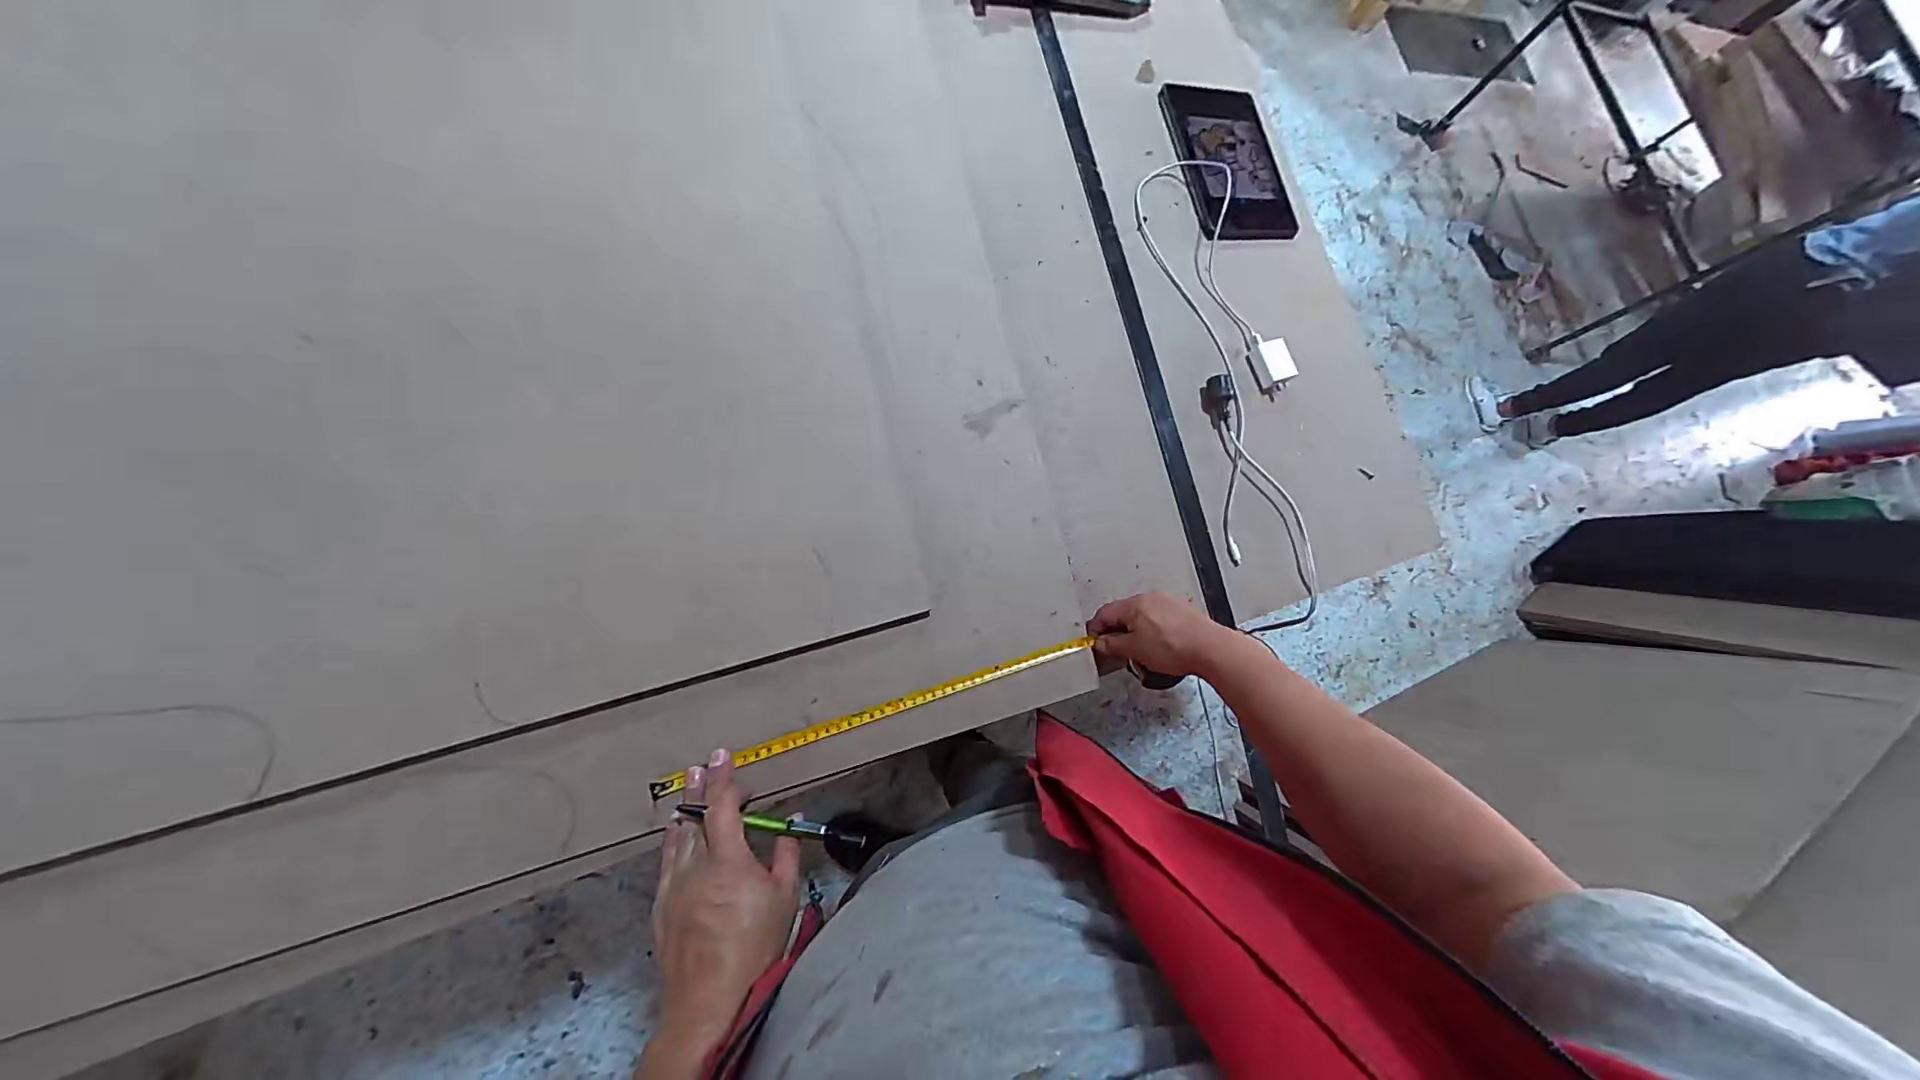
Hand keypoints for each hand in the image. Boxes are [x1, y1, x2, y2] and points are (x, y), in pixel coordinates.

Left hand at [639, 750, 799, 1078]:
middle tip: (703, 764)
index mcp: (728, 860)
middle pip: (696, 815)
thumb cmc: (753, 949)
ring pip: (678, 836)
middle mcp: (696, 866)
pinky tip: (675, 833)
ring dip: (686, 809)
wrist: (709, 999)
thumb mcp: (784, 899)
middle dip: (701, 786)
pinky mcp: (662, 905)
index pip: (723, 806)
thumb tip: (790, 824)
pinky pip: (666, 860)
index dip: (725, 779)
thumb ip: (786, 854)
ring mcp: (674, 885)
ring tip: (688, 789)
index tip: (725, 759)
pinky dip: (673, 839)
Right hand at [1087, 591, 1241, 677]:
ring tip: (1139, 652)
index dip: (1095, 629)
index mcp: (1134, 604)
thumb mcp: (1134, 650)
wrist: (1211, 648)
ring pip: (1141, 616)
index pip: (1104, 613)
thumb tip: (1101, 643)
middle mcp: (1150, 598)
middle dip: (1115, 631)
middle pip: (1122, 613)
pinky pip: (1157, 619)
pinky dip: (1151, 631)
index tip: (1094, 642)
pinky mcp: (1181, 612)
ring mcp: (1167, 603)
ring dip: (1134, 632)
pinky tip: (1158, 647)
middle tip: (1115, 649)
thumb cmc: (1176, 647)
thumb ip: (1112, 645)